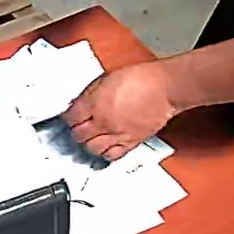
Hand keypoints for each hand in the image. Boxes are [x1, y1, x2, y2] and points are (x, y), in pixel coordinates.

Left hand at [63, 61, 179, 160]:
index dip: (69, 117)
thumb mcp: (107, 79)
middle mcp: (103, 122)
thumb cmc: (141, 79)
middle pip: (78, 136)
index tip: (71, 117)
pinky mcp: (130, 142)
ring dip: (88, 144)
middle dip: (76, 132)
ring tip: (91, 138)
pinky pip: (112, 155)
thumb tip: (79, 104)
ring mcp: (117, 134)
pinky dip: (105, 153)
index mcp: (95, 103)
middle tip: (79, 127)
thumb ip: (90, 94)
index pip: (71, 118)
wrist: (165, 88)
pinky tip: (105, 147)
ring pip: (92, 149)